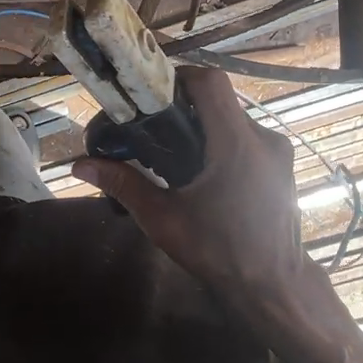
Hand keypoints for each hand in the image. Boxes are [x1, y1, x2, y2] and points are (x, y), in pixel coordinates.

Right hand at [71, 66, 311, 306]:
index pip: (210, 82)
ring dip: (203, 129)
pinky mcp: (282, 165)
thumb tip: (80, 165)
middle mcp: (263, 138)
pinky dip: (220, 145)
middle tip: (152, 130)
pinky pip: (246, 139)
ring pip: (232, 120)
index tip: (150, 95)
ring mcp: (277, 151)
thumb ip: (124, 185)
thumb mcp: (164, 220)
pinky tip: (201, 174)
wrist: (273, 285)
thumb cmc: (218, 252)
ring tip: (174, 156)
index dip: (178, 77)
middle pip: (219, 101)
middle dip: (184, 109)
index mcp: (236, 144)